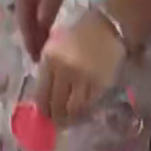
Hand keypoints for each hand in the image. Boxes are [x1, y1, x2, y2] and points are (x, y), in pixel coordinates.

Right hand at [17, 0, 85, 59]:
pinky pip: (40, 5)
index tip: (35, 58)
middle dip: (32, 37)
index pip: (24, 19)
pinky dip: (43, 19)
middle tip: (40, 59)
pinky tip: (49, 27)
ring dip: (38, 30)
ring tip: (44, 48)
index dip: (29, 39)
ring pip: (32, 12)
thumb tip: (40, 28)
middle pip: (26, 17)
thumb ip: (49, 5)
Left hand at [35, 9, 124, 125]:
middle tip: (58, 123)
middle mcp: (65, 70)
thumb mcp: (57, 47)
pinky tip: (82, 112)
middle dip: (56, 118)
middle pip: (56, 105)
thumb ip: (49, 70)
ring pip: (73, 110)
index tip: (45, 116)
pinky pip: (88, 106)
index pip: (41, 94)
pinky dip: (84, 112)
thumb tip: (44, 97)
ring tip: (70, 120)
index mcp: (50, 59)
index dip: (43, 110)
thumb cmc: (81, 35)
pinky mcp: (99, 86)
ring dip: (70, 119)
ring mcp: (83, 79)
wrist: (109, 28)